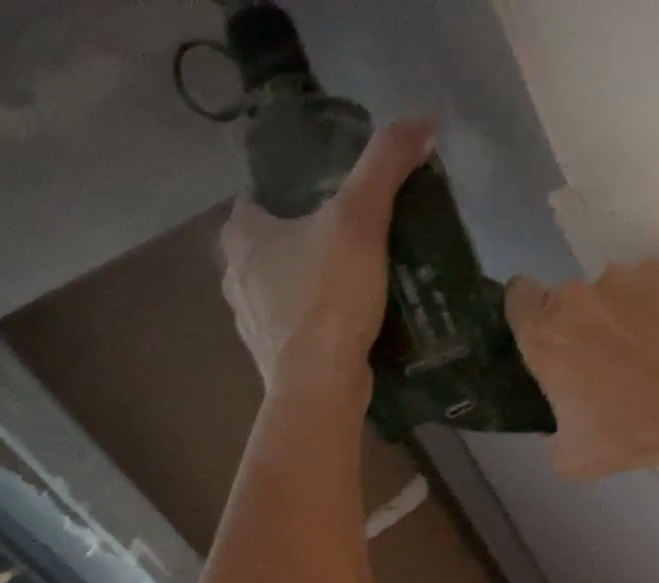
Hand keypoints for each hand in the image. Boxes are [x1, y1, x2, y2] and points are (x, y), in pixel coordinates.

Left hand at [220, 117, 434, 411]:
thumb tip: (423, 120)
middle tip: (359, 241)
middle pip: (275, 243)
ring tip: (362, 284)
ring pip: (284, 288)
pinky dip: (319, 323)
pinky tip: (352, 326)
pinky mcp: (273, 358)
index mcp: (242, 233)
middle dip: (309, 240)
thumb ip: (386, 166)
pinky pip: (298, 328)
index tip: (337, 199)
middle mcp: (235, 275)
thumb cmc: (329, 297)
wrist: (321, 386)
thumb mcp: (361, 218)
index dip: (297, 191)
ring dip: (314, 284)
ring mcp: (251, 321)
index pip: (262, 195)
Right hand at [505, 259, 658, 478]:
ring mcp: (620, 280)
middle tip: (601, 359)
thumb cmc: (632, 435)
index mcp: (543, 337)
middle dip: (577, 323)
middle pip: (564, 299)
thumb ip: (550, 436)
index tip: (546, 336)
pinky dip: (654, 305)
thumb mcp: (572, 459)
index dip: (528, 313)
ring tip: (646, 349)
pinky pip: (647, 286)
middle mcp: (573, 298)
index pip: (517, 298)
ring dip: (616, 313)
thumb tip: (553, 427)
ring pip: (607, 291)